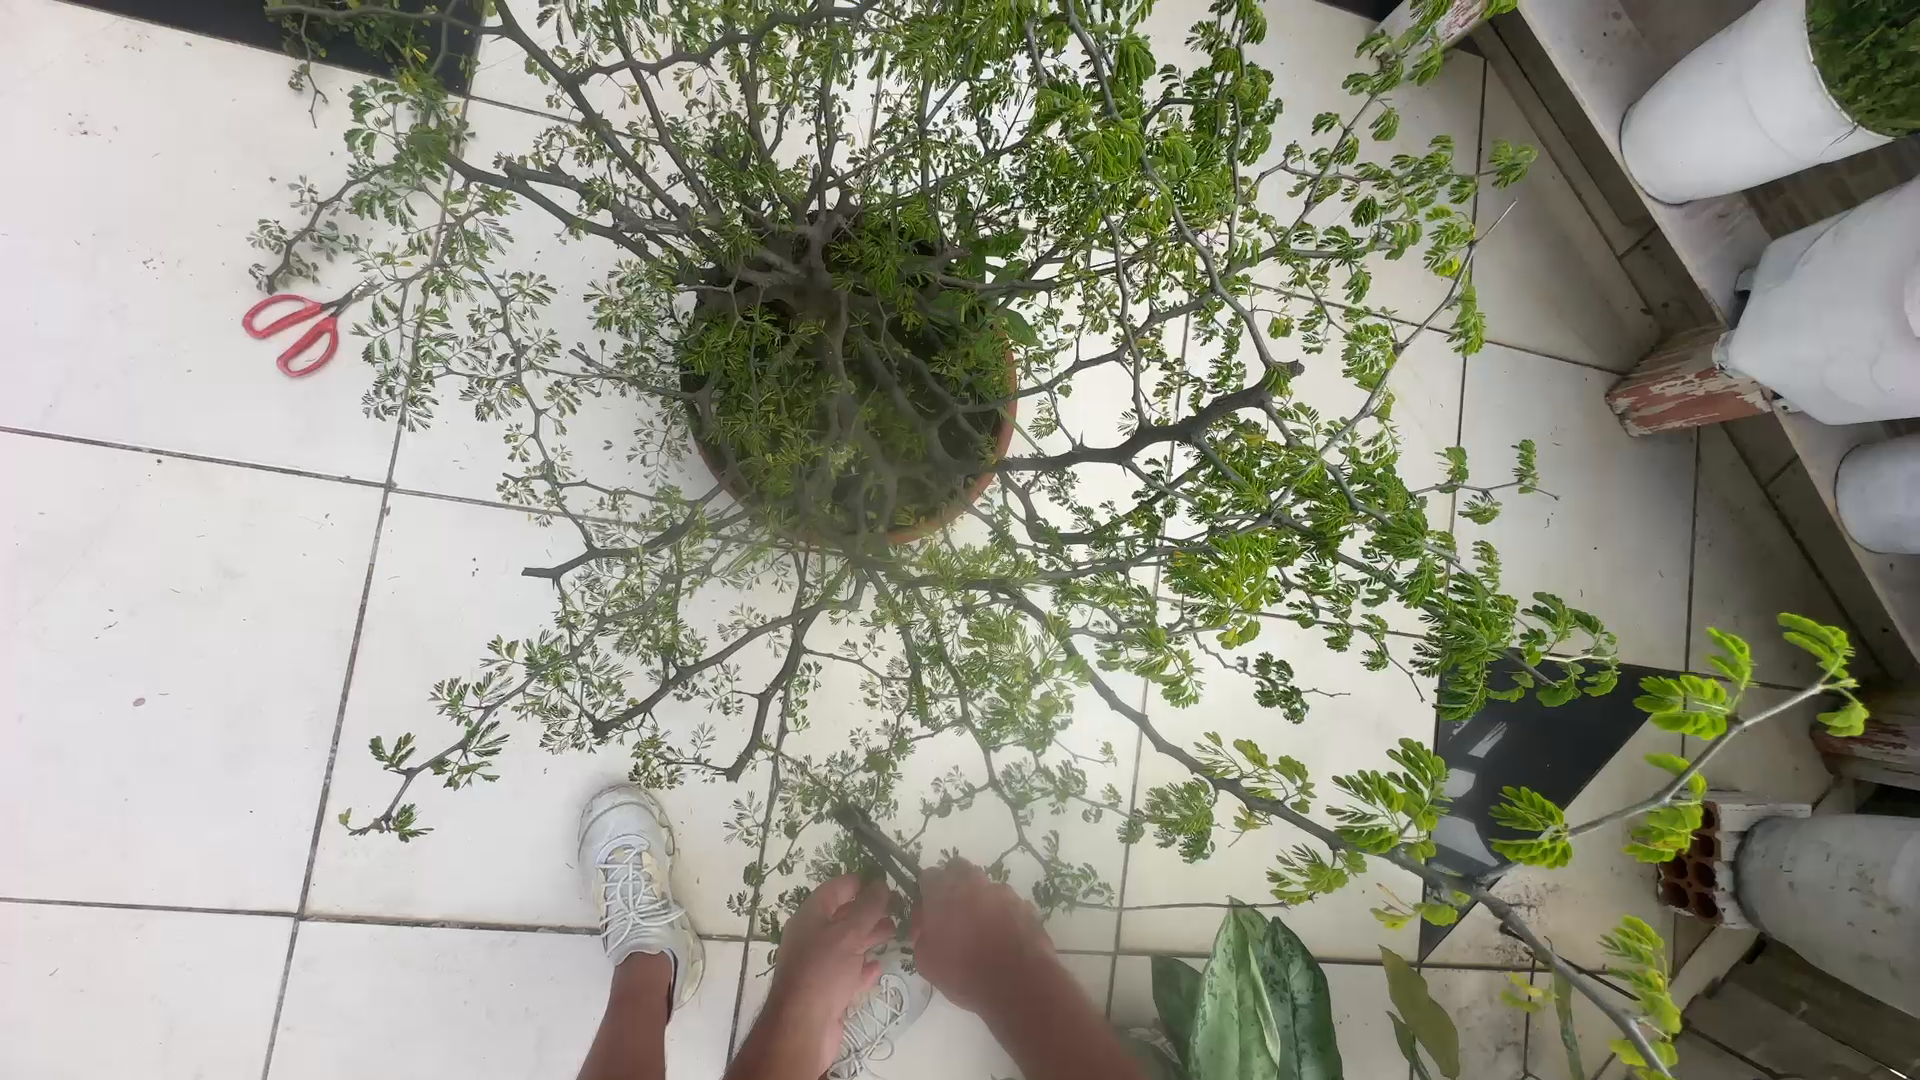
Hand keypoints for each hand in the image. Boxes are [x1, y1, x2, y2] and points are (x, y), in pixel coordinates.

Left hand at [759, 874, 896, 1076]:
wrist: (803, 1028)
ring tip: (895, 932)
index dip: (858, 883)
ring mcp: (819, 966)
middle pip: (844, 917)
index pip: (835, 889)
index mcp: (810, 916)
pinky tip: (877, 966)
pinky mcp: (827, 991)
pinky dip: (863, 967)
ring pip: (848, 944)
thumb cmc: (823, 970)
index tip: (883, 881)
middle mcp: (812, 937)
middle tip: (898, 908)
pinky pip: (848, 972)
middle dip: (869, 911)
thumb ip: (868, 907)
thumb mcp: (848, 932)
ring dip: (870, 937)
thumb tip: (881, 884)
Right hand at [909, 858, 1054, 1013]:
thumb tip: (926, 927)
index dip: (925, 894)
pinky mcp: (1024, 904)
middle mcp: (973, 882)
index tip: (927, 915)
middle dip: (952, 886)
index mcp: (945, 891)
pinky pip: (1005, 903)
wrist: (1018, 984)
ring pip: (984, 886)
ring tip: (980, 932)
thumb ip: (921, 935)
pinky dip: (1000, 914)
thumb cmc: (965, 973)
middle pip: (958, 870)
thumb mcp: (926, 962)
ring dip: (978, 900)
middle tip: (952, 915)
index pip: (928, 876)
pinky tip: (1001, 939)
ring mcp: (1002, 891)